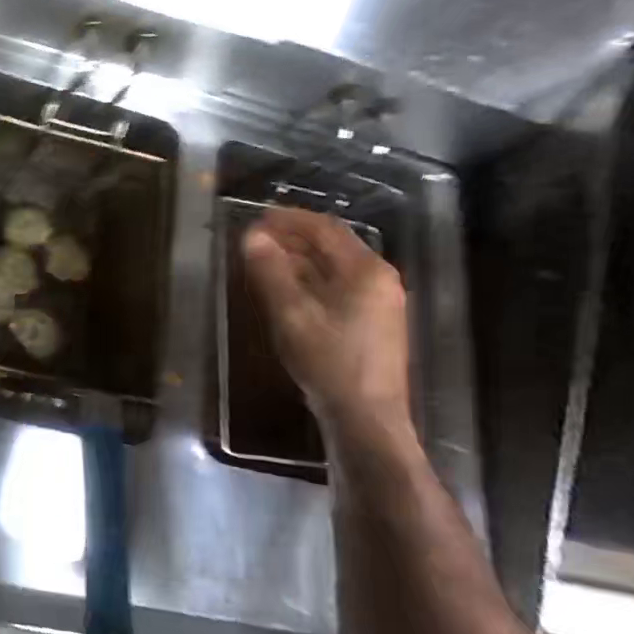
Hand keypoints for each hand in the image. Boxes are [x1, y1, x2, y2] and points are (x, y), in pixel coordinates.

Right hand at [242, 207, 413, 440]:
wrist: (366, 416)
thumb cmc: (328, 361)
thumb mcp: (291, 314)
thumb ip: (270, 272)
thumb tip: (251, 237)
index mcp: (365, 270)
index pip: (325, 229)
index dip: (289, 219)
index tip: (258, 216)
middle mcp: (380, 279)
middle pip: (334, 245)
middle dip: (294, 237)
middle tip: (258, 236)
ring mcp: (381, 302)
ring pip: (337, 266)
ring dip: (302, 258)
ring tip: (267, 259)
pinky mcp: (376, 322)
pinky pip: (341, 285)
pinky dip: (313, 278)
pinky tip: (290, 289)